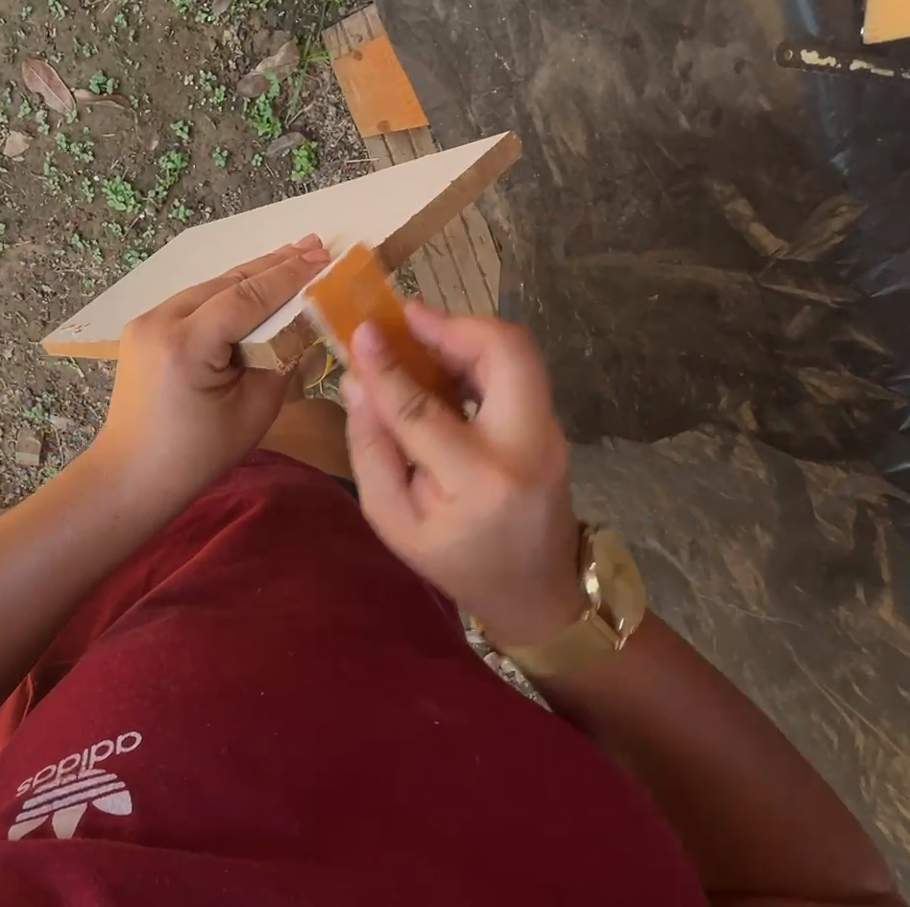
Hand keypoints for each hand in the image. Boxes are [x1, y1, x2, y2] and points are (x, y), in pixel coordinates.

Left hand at [90, 236, 330, 499]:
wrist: (133, 474)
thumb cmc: (198, 454)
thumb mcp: (254, 411)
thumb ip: (280, 359)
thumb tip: (301, 322)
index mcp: (185, 345)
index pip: (246, 297)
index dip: (288, 277)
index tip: (323, 258)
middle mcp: (159, 321)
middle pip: (226, 283)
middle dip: (273, 265)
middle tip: (315, 244)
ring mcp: (145, 322)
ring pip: (209, 288)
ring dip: (250, 276)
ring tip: (292, 256)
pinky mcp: (143, 329)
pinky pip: (193, 303)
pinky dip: (225, 294)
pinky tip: (252, 286)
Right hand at [340, 301, 585, 647]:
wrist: (536, 590)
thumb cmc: (455, 561)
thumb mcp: (393, 520)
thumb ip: (371, 449)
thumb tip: (357, 382)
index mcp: (479, 482)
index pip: (423, 409)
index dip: (387, 368)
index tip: (360, 333)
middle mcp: (526, 447)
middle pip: (505, 352)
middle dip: (452, 324)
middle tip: (406, 319)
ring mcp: (550, 433)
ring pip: (517, 352)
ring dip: (464, 334)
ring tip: (418, 337)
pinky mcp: (551, 425)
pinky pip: (517, 369)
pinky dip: (477, 353)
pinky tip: (442, 364)